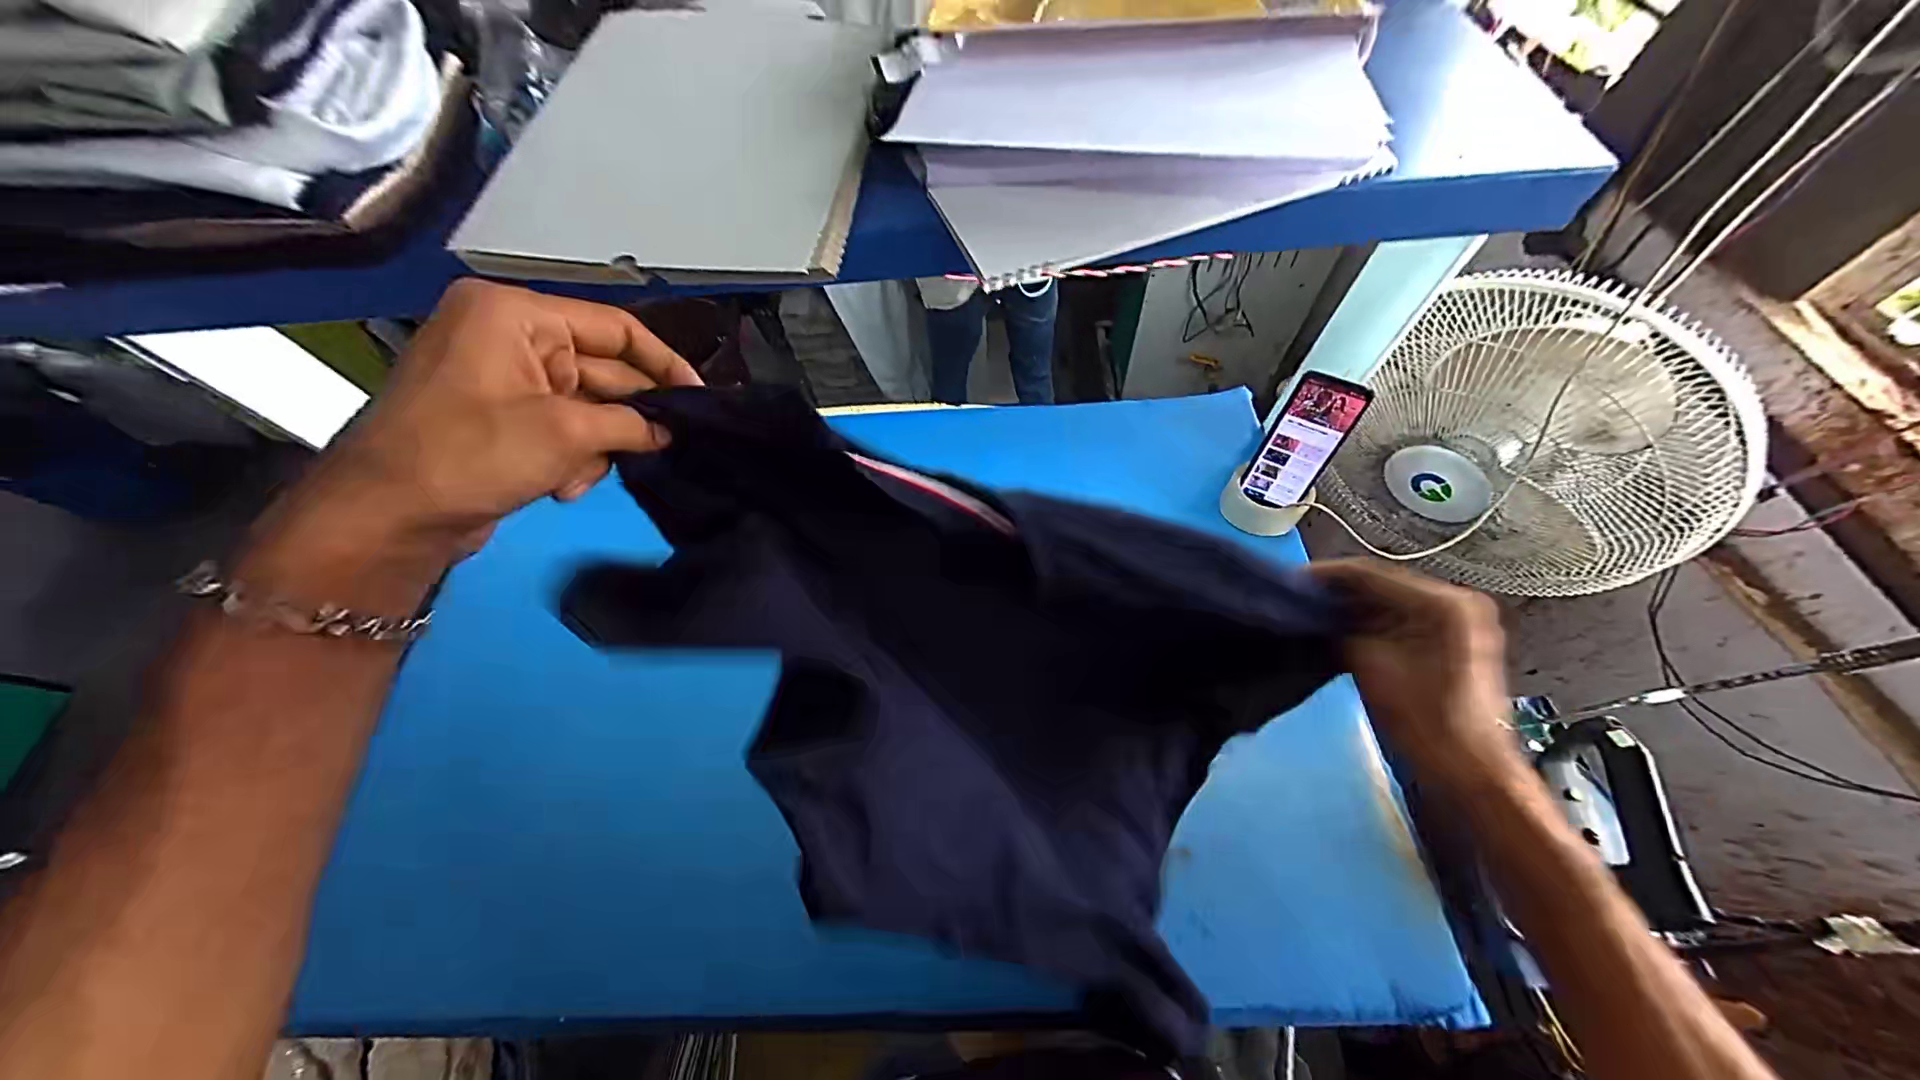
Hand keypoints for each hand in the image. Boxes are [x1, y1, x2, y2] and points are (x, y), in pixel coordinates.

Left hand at [249, 281, 699, 597]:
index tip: (700, 396)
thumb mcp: (568, 433)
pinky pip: (565, 428)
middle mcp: (511, 337)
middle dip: (624, 419)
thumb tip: (670, 429)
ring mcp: (505, 379)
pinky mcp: (504, 417)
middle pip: (603, 372)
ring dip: (596, 448)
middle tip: (663, 446)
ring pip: (590, 408)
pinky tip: (560, 485)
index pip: (615, 328)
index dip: (664, 363)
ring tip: (576, 476)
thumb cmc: (473, 454)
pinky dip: (574, 458)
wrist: (389, 516)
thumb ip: (632, 424)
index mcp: (516, 316)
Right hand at [1307, 560, 1519, 790]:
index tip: (1290, 581)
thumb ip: (1341, 628)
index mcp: (1443, 603)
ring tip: (1311, 611)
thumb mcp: (1367, 663)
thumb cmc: (1421, 718)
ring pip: (1390, 599)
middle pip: (1382, 583)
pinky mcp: (1454, 639)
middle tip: (1296, 597)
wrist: (1466, 767)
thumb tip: (1319, 614)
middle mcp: (1457, 602)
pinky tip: (1341, 628)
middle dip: (1338, 591)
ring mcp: (1460, 621)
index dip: (1324, 575)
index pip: (1369, 573)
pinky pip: (1403, 617)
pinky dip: (1372, 621)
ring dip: (1352, 606)